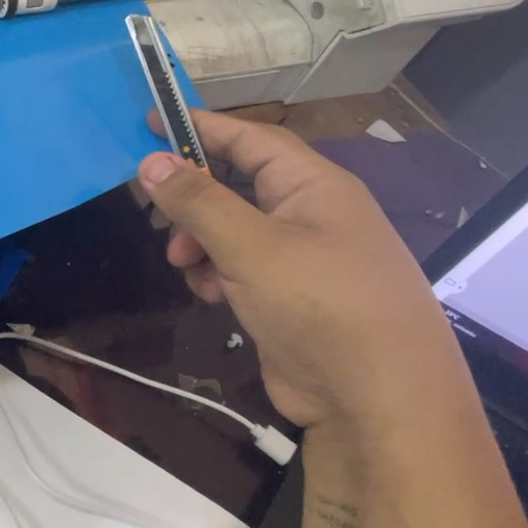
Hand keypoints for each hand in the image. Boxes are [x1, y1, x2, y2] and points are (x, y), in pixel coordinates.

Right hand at [135, 111, 465, 431]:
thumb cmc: (320, 307)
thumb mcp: (250, 247)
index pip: (250, 138)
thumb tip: (151, 161)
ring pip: (233, 227)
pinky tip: (209, 294)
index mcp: (315, 187)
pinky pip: (241, 265)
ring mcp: (304, 257)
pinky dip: (216, 272)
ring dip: (199, 239)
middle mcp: (312, 214)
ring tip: (183, 264)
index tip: (148, 122)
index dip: (200, 126)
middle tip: (154, 211)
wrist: (379, 404)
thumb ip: (197, 201)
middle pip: (237, 182)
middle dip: (193, 196)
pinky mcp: (292, 296)